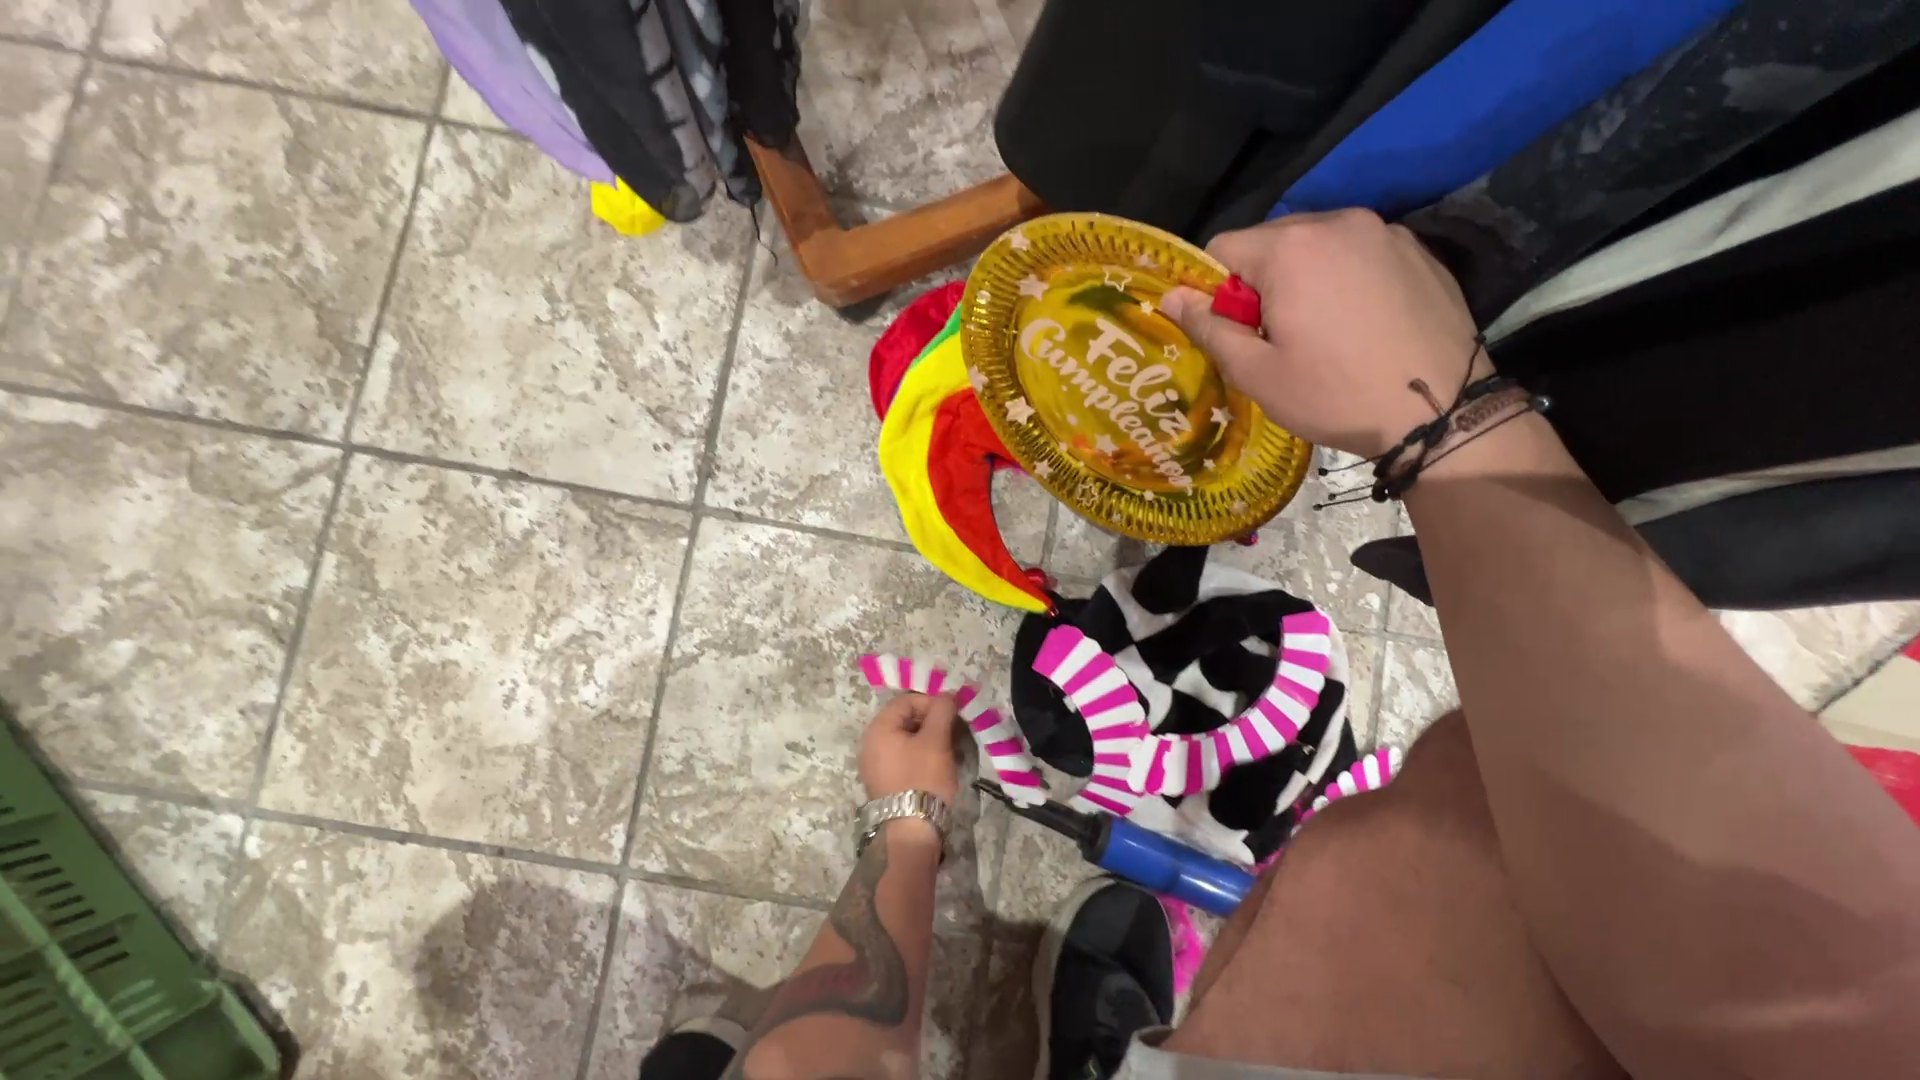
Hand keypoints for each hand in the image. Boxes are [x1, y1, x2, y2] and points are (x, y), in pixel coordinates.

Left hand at [859, 693, 960, 801]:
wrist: (911, 832)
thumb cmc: (923, 778)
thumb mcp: (937, 740)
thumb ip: (943, 710)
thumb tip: (948, 693)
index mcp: (878, 729)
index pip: (907, 701)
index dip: (932, 703)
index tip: (954, 714)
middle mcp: (869, 744)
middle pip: (904, 719)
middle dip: (931, 721)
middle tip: (953, 732)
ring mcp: (874, 766)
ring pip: (905, 740)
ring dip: (928, 739)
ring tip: (948, 750)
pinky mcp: (882, 783)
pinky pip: (902, 758)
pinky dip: (920, 756)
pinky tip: (936, 766)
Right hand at [1162, 209, 1486, 458]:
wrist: (1441, 410)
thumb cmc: (1335, 394)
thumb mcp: (1257, 373)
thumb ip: (1209, 328)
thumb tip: (1169, 297)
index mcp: (1291, 248)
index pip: (1223, 247)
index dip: (1216, 291)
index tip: (1234, 332)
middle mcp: (1338, 221)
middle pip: (1272, 241)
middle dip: (1261, 282)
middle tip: (1278, 336)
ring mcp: (1385, 231)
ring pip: (1318, 245)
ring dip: (1305, 278)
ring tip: (1322, 331)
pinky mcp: (1418, 249)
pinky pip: (1359, 253)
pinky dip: (1345, 279)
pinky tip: (1360, 324)